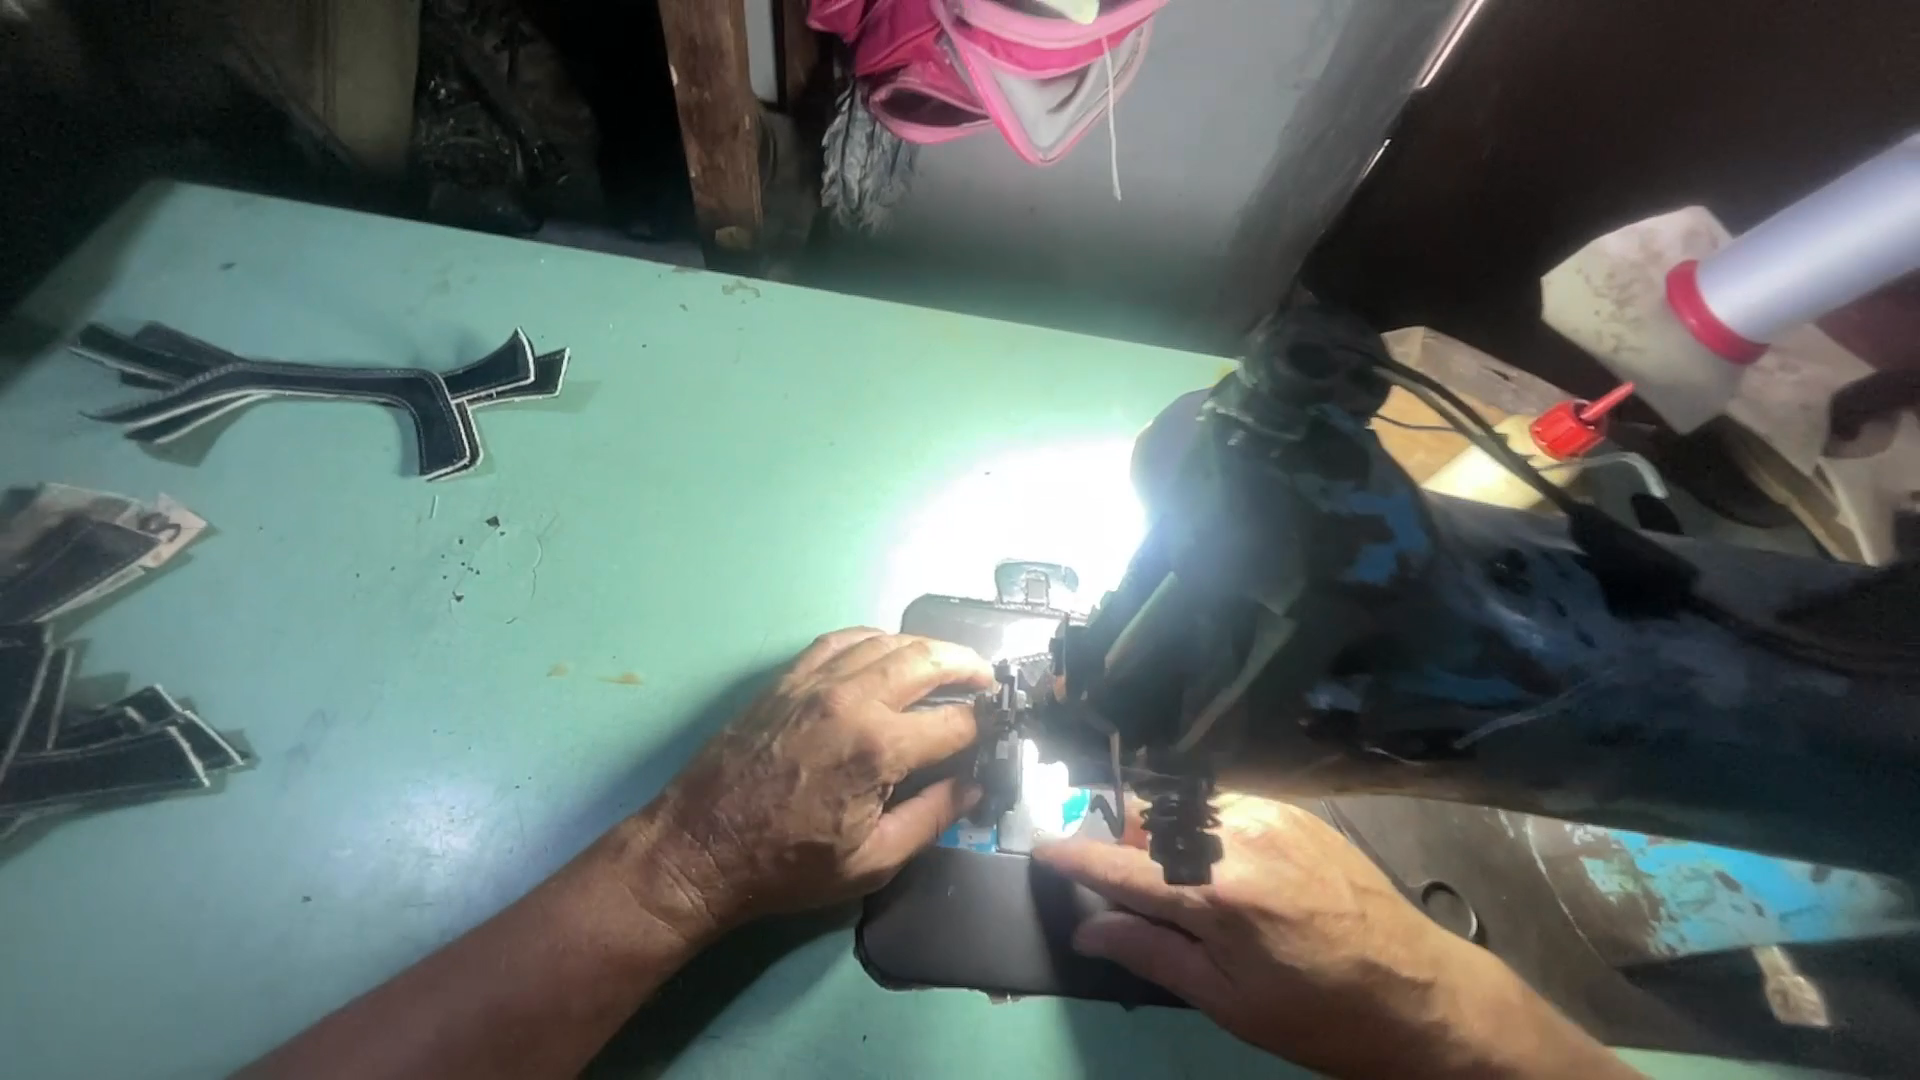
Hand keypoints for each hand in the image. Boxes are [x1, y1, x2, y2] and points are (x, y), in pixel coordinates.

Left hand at [628, 628, 995, 942]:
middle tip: (989, 679)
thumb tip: (973, 787)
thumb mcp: (872, 862)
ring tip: (949, 662)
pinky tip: (889, 650)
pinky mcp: (790, 677)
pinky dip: (876, 638)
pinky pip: (843, 639)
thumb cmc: (788, 865)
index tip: (999, 729)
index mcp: (879, 748)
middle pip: (929, 661)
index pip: (956, 723)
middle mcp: (854, 699)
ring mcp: (818, 681)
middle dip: (969, 666)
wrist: (699, 849)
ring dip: (928, 647)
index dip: (985, 726)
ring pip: (889, 641)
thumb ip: (931, 818)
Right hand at [1034, 795, 1636, 1079]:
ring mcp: (1267, 815)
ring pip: (1183, 805)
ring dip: (1165, 832)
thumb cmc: (1319, 1015)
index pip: (1120, 867)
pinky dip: (1205, 826)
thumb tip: (1085, 931)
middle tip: (1129, 877)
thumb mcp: (1228, 1004)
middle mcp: (1234, 839)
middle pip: (1147, 818)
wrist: (1426, 995)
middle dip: (1124, 840)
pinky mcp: (1292, 809)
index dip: (1074, 856)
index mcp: (1215, 896)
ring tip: (1185, 876)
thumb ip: (1148, 955)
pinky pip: (1223, 803)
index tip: (1041, 846)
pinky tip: (1228, 862)